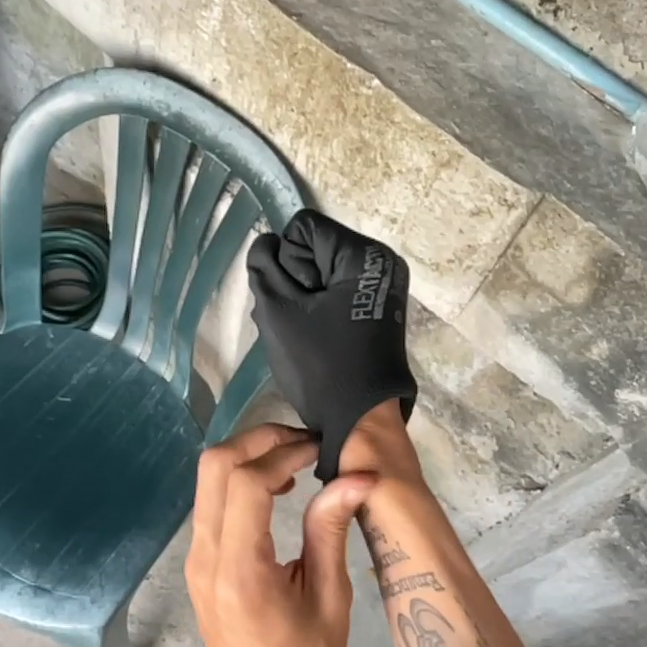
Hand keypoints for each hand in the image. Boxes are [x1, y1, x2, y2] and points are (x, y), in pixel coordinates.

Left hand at [179, 424, 376, 646]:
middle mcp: (206, 555)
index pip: (246, 482)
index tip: (319, 448)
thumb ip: (331, 529)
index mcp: (240, 569)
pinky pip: (212, 499)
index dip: (283, 452)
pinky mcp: (198, 560)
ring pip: (208, 478)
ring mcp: (195, 557)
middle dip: (260, 439)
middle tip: (304, 443)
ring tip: (296, 460)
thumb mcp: (329, 598)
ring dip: (249, 454)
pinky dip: (240, 477)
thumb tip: (358, 477)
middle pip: (214, 465)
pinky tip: (278, 486)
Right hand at [247, 209, 417, 480]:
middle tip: (298, 321)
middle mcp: (381, 263)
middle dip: (294, 281)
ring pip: (321, 274)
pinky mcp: (377, 309)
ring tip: (306, 333)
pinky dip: (319, 311)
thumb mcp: (277, 309)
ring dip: (303, 299)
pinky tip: (317, 338)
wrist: (361, 418)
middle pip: (314, 250)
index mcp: (364, 255)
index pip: (303, 228)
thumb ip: (263, 265)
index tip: (298, 300)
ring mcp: (382, 287)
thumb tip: (268, 244)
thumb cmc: (320, 364)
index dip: (287, 262)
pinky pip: (335, 294)